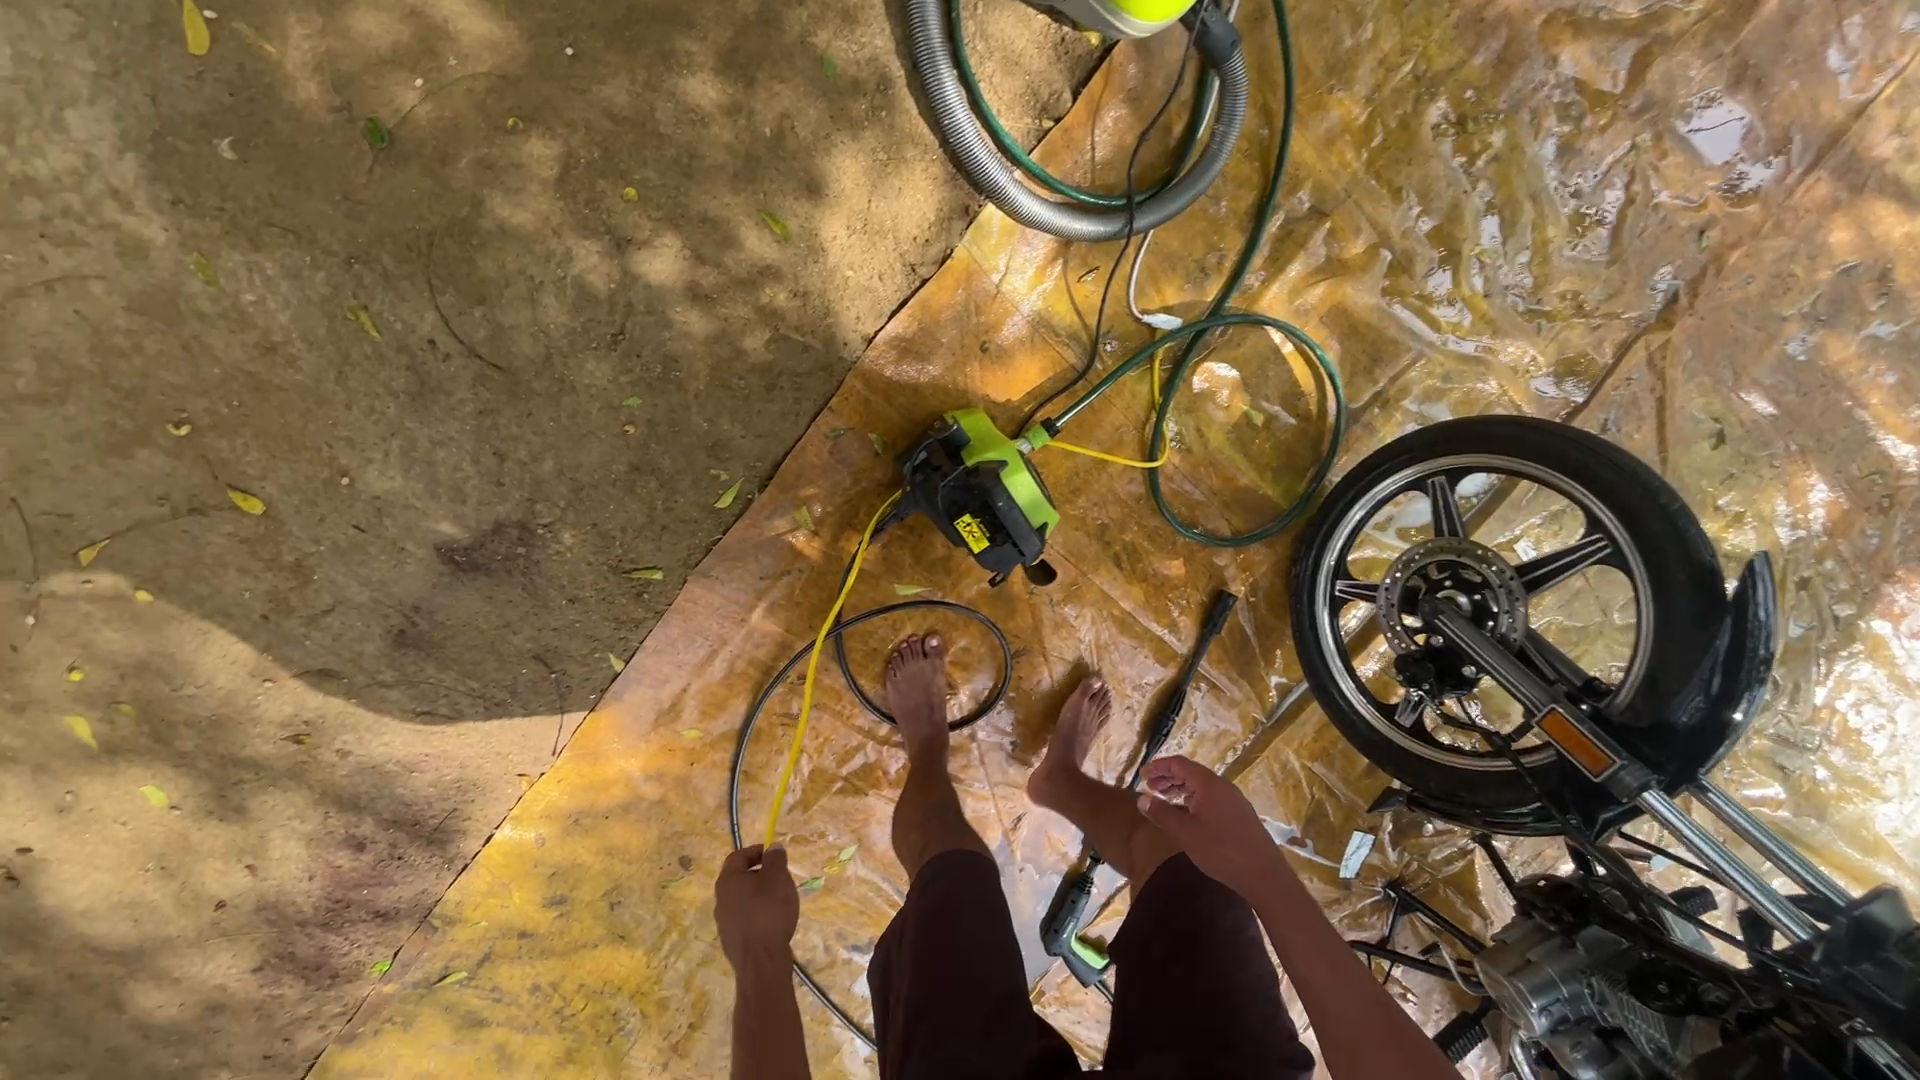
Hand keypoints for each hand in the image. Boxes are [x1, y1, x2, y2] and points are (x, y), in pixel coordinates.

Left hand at [714, 845, 798, 969]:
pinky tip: (774, 922)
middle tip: (780, 877)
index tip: (773, 854)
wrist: (761, 961)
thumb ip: (775, 859)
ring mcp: (724, 922)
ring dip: (759, 895)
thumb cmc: (769, 911)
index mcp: (727, 881)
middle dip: (760, 874)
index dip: (756, 851)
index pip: (737, 856)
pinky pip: (745, 919)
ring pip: (743, 900)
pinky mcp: (732, 941)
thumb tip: (773, 847)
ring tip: (780, 900)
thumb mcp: (778, 878)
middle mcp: (720, 900)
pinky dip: (758, 914)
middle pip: (739, 878)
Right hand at [1137, 755, 1288, 900]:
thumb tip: (1141, 799)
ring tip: (1164, 799)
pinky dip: (1193, 800)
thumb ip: (1161, 813)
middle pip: (1191, 773)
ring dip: (1181, 789)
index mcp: (1208, 784)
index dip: (1159, 766)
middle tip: (1150, 788)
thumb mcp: (1185, 832)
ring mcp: (1233, 800)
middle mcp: (1222, 786)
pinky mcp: (1239, 815)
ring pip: (1202, 787)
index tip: (1142, 774)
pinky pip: (1211, 798)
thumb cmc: (1221, 850)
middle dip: (1168, 778)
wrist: (1264, 874)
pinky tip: (1187, 815)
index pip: (1179, 764)